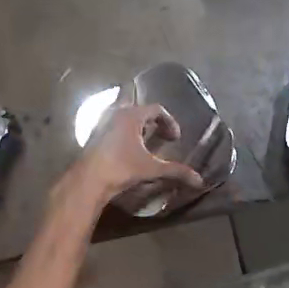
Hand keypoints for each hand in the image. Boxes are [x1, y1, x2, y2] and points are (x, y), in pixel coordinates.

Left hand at [63, 103, 205, 205]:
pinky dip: (124, 131)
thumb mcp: (152, 169)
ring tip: (144, 140)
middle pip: (137, 106)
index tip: (174, 138)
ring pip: (122, 114)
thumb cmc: (121, 168)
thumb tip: (199, 180)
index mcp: (131, 115)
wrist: (89, 180)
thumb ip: (176, 171)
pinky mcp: (93, 135)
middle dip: (150, 118)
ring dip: (136, 124)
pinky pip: (113, 124)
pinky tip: (127, 148)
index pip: (156, 109)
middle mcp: (115, 113)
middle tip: (160, 133)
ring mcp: (102, 123)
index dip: (169, 122)